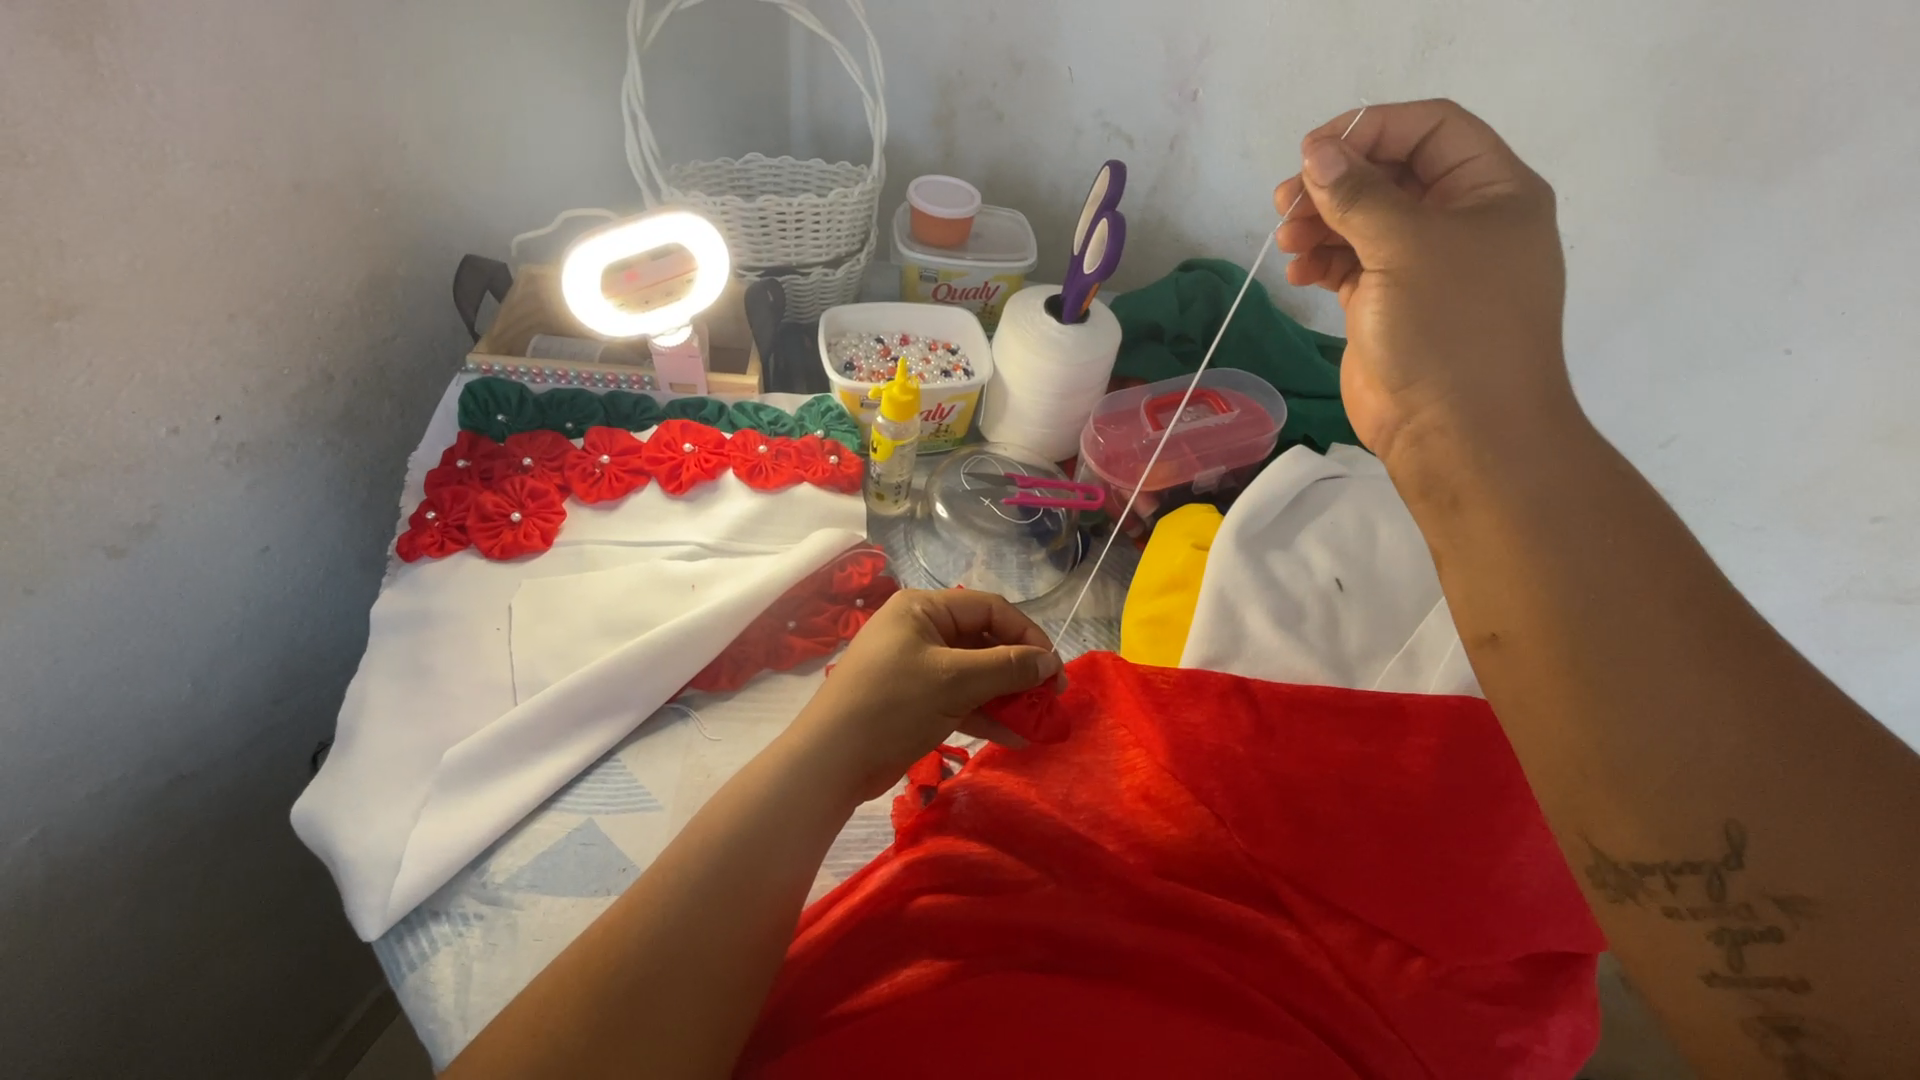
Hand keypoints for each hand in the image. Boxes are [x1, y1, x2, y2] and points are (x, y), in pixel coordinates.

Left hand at [788, 588, 1061, 802]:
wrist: (832, 761)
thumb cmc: (892, 705)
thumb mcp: (954, 681)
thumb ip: (1006, 668)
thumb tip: (1050, 662)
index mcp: (923, 608)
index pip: (990, 609)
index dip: (1027, 635)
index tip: (1054, 669)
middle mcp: (921, 630)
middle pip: (984, 641)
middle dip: (1019, 670)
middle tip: (1050, 699)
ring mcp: (917, 667)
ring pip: (975, 674)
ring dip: (1007, 696)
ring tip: (1040, 722)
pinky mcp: (916, 700)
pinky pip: (960, 699)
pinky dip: (986, 714)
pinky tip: (1015, 737)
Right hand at [1272, 99, 1579, 466]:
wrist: (1457, 433)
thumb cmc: (1448, 330)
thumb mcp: (1406, 248)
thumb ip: (1358, 195)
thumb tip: (1316, 152)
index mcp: (1491, 191)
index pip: (1430, 130)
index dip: (1370, 129)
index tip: (1310, 151)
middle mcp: (1461, 222)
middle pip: (1390, 175)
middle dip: (1335, 183)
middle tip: (1284, 203)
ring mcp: (1424, 267)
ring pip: (1365, 222)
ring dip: (1321, 224)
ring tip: (1286, 241)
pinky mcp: (1390, 305)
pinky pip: (1352, 265)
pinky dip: (1322, 262)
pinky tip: (1298, 274)